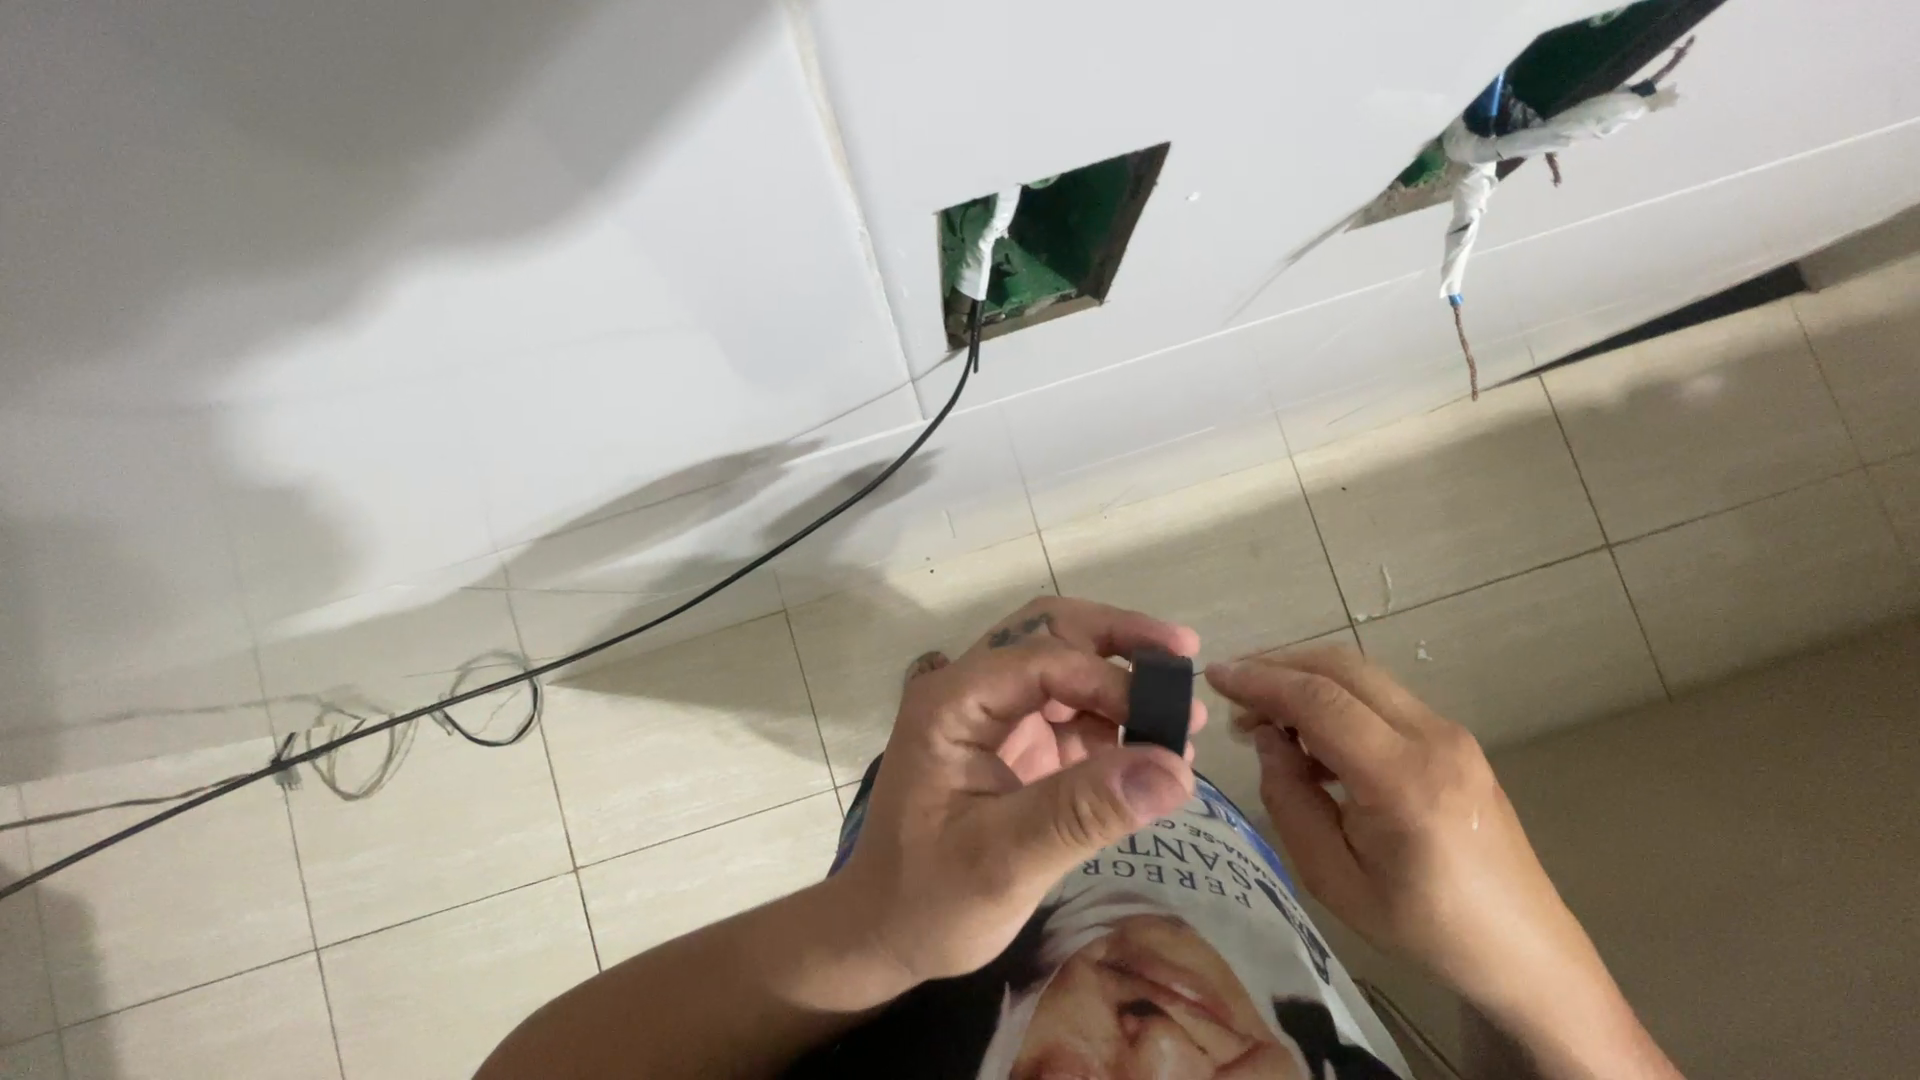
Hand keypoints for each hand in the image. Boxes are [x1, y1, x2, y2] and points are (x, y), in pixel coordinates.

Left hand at [831, 598, 1205, 986]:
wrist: (886, 932)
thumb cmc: (929, 898)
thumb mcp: (1005, 861)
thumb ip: (1083, 811)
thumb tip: (1175, 769)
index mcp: (951, 703)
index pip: (1039, 657)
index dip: (1106, 680)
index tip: (1167, 727)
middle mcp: (969, 691)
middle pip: (1048, 631)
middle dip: (1116, 637)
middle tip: (1182, 654)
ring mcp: (990, 713)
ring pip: (1061, 661)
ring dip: (1118, 678)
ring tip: (1178, 717)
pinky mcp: (1011, 741)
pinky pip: (1066, 709)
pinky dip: (1108, 719)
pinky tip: (1143, 750)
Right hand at [1203, 647, 1600, 1017]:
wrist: (1523, 948)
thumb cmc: (1423, 926)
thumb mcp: (1332, 878)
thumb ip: (1288, 800)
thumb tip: (1268, 739)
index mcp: (1403, 780)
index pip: (1319, 701)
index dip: (1260, 681)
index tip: (1213, 677)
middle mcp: (1433, 739)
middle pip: (1341, 668)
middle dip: (1277, 666)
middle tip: (1231, 692)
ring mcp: (1449, 734)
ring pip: (1361, 675)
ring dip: (1304, 680)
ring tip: (1262, 718)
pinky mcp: (1452, 739)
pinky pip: (1379, 698)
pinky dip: (1332, 698)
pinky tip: (1307, 737)